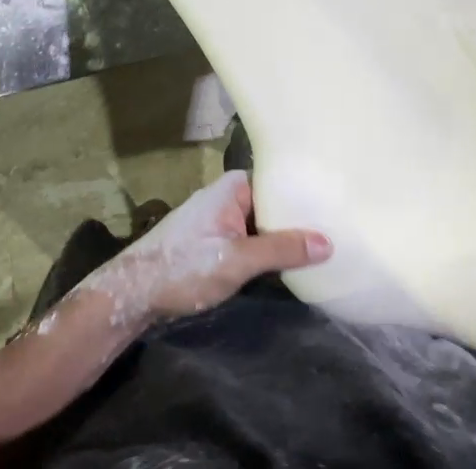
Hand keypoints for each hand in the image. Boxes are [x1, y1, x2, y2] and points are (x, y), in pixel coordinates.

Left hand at [84, 170, 330, 324]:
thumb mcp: (238, 261)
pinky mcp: (215, 243)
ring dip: (284, 237)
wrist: (133, 294)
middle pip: (273, 204)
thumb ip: (281, 249)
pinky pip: (251, 240)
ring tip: (327, 245)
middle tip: (342, 228)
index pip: (280, 181)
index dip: (307, 193)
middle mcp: (227, 197)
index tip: (340, 202)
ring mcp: (220, 221)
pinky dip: (268, 250)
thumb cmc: (184, 268)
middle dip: (299, 218)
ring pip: (262, 225)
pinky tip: (293, 263)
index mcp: (233, 188)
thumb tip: (328, 242)